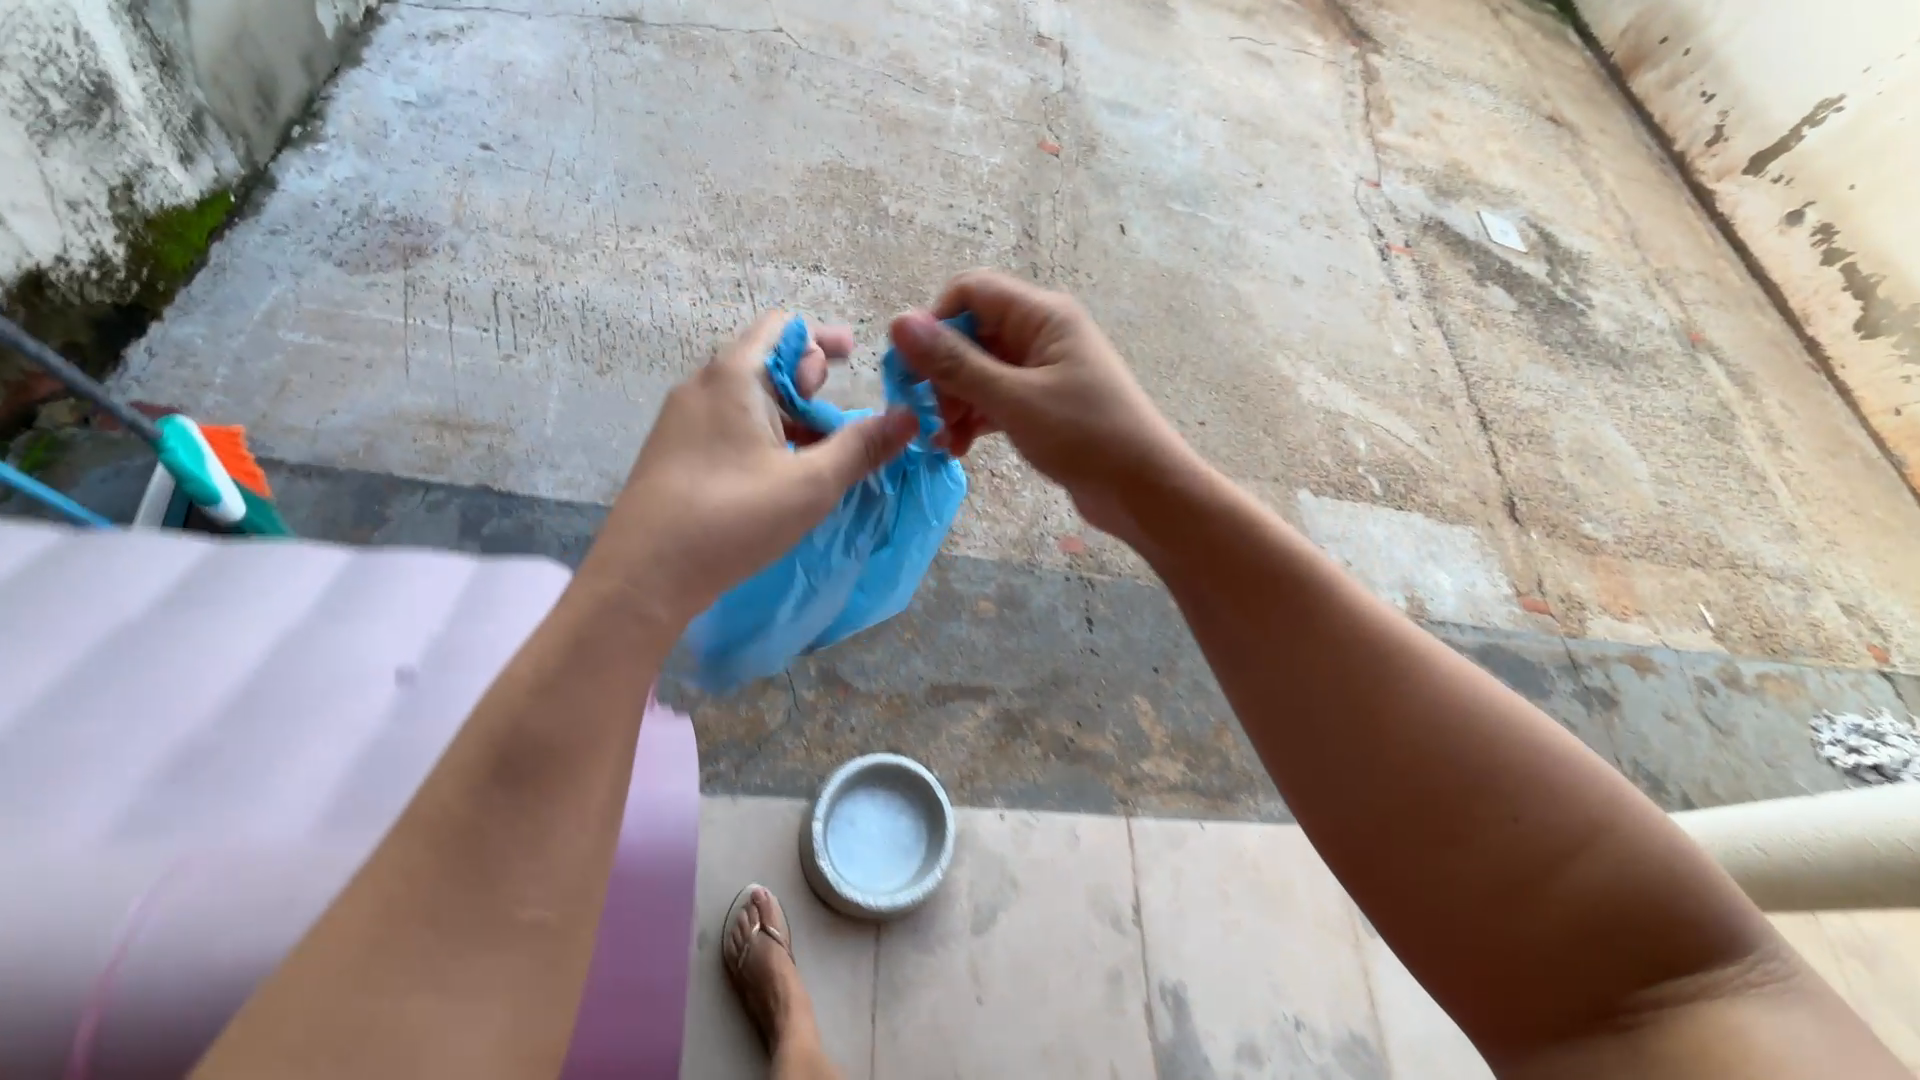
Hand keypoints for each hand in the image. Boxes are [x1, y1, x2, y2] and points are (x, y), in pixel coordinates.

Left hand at [583, 312, 918, 622]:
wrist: (643, 577)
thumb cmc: (731, 518)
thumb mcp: (810, 484)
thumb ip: (862, 446)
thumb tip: (908, 417)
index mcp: (733, 376)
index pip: (783, 327)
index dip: (824, 338)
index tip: (858, 359)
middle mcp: (703, 386)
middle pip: (767, 361)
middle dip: (812, 382)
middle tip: (842, 421)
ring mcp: (684, 421)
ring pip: (750, 399)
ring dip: (792, 415)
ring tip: (822, 454)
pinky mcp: (676, 454)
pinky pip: (730, 426)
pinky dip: (766, 436)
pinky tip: (784, 475)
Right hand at [890, 269, 1197, 537]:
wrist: (1144, 490)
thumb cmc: (1086, 436)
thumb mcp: (1014, 400)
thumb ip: (956, 364)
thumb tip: (899, 322)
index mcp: (1042, 315)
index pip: (970, 292)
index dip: (935, 324)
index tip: (913, 370)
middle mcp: (1041, 334)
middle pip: (971, 334)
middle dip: (941, 373)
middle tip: (925, 415)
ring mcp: (1043, 371)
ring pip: (979, 372)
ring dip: (953, 402)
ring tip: (941, 441)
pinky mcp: (1042, 405)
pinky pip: (994, 399)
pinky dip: (974, 419)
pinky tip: (958, 448)